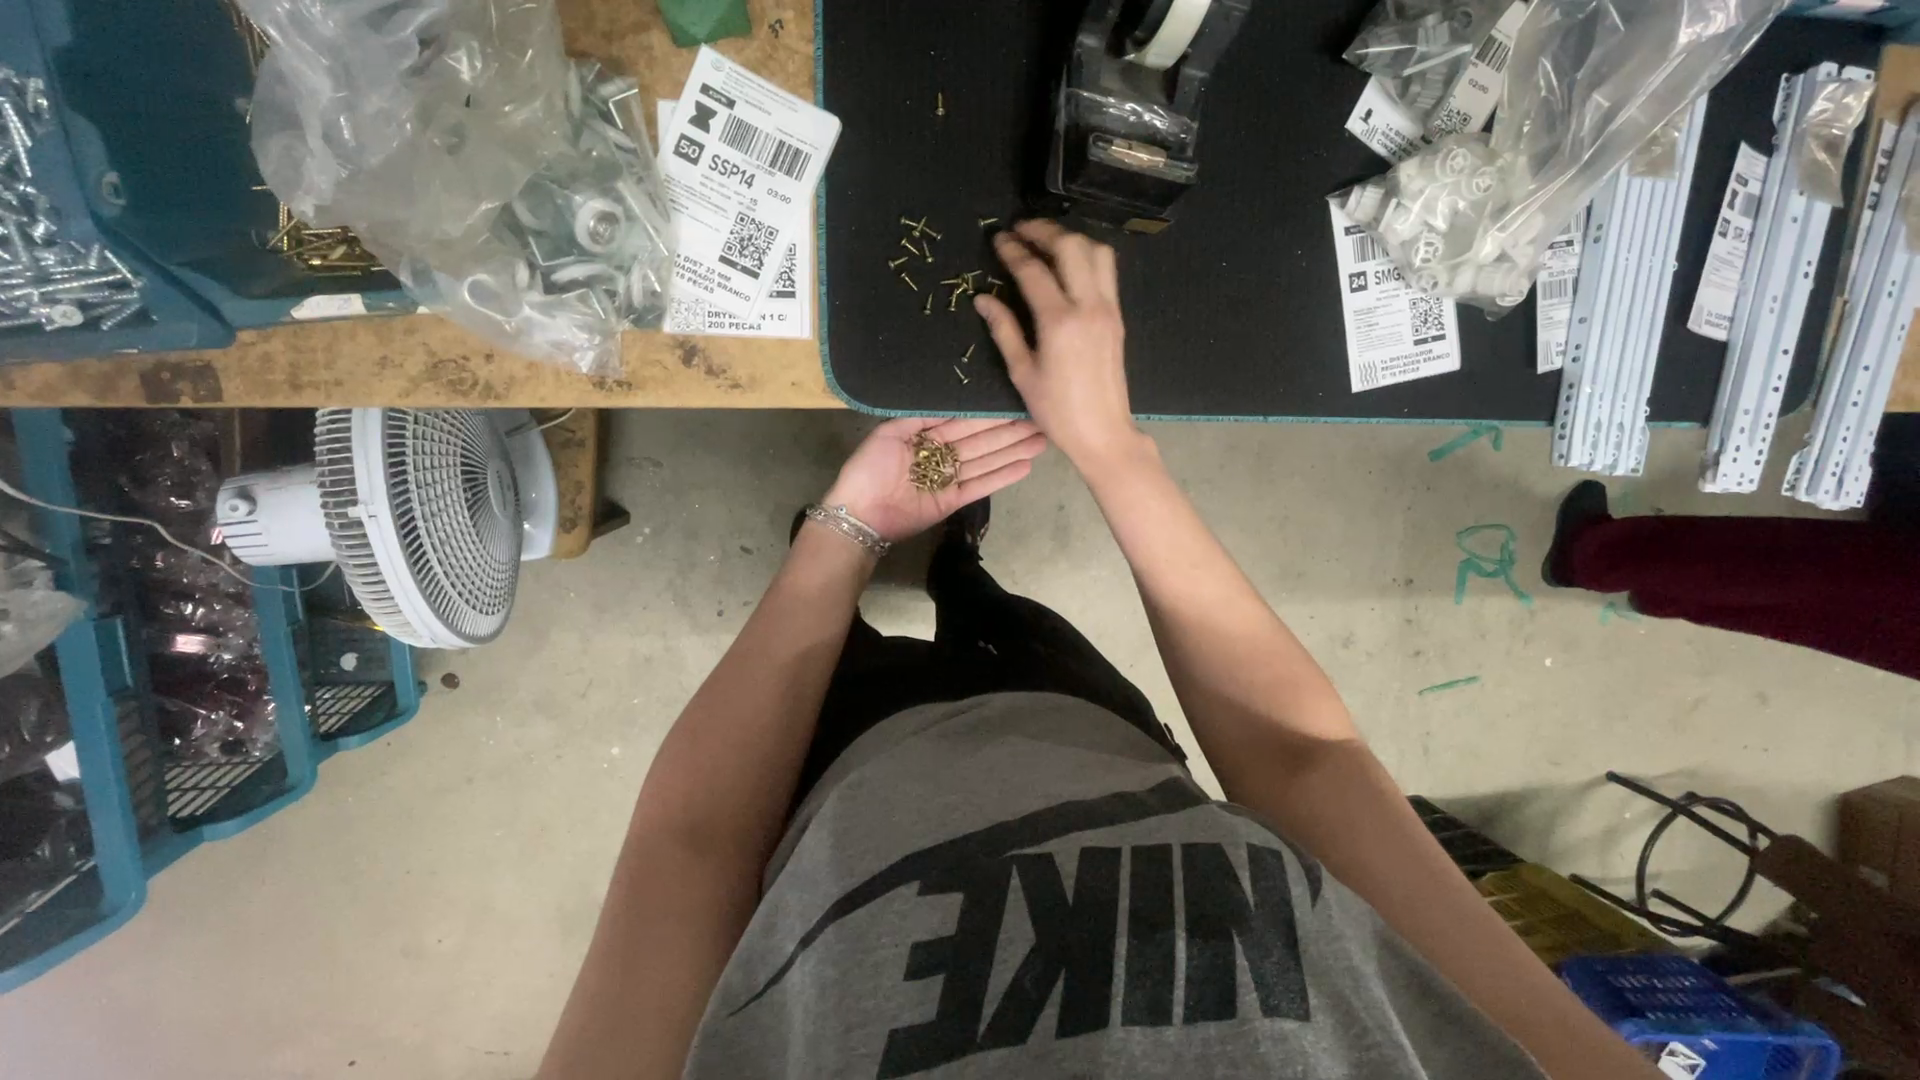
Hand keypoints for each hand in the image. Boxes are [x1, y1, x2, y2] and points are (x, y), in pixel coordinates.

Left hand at [820, 416, 1046, 542]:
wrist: (860, 512)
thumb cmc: (869, 469)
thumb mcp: (889, 432)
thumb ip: (920, 417)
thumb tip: (952, 404)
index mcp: (924, 435)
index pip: (962, 422)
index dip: (988, 414)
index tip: (1013, 404)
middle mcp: (940, 455)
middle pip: (980, 440)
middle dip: (1009, 431)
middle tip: (1038, 420)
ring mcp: (948, 478)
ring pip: (985, 461)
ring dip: (1012, 451)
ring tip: (1041, 440)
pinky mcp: (952, 500)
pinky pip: (980, 486)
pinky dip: (1002, 477)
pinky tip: (1025, 466)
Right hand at [974, 220, 1143, 471]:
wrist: (1103, 432)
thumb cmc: (1057, 410)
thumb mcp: (1022, 373)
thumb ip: (1004, 330)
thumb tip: (983, 299)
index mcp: (1059, 322)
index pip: (1033, 270)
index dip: (1012, 250)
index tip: (998, 239)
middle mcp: (1088, 306)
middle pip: (1070, 246)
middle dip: (1044, 231)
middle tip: (1021, 230)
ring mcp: (1108, 309)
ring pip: (1096, 251)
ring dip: (1070, 239)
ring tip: (1046, 242)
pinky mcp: (1117, 316)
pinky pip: (1106, 270)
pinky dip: (1087, 256)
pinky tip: (1068, 264)